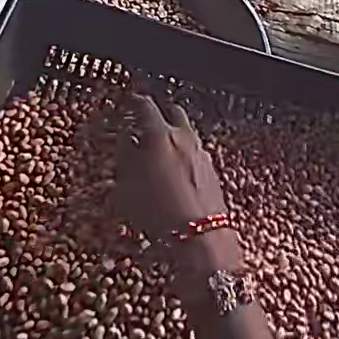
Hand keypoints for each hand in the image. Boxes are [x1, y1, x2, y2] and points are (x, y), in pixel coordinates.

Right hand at [116, 93, 227, 242]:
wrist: (201, 237)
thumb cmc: (160, 213)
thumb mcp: (129, 185)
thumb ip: (127, 156)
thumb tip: (127, 141)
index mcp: (161, 135)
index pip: (145, 106)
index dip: (135, 101)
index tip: (129, 101)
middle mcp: (185, 137)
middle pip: (173, 111)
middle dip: (159, 112)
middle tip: (146, 119)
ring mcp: (201, 152)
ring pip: (186, 131)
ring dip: (172, 132)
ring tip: (157, 147)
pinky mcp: (211, 168)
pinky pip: (194, 150)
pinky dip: (183, 150)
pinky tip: (174, 167)